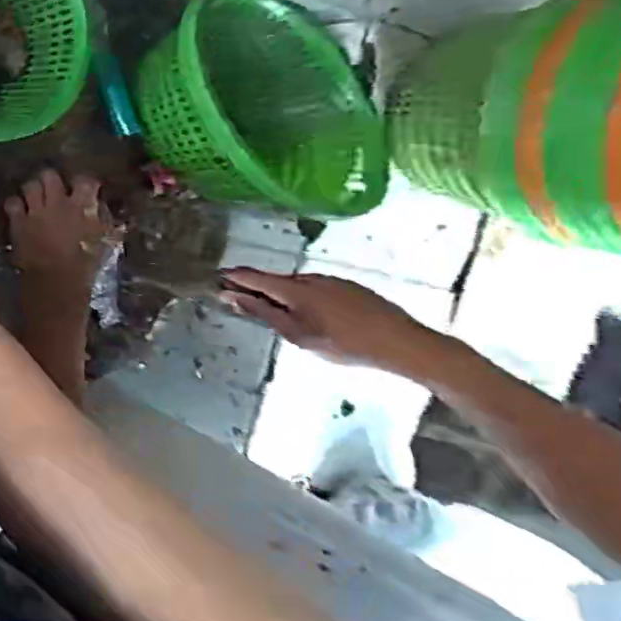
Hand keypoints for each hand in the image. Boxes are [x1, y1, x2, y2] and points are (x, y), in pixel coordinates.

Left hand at [5, 170, 118, 276]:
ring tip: (35, 197)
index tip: (84, 187)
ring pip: (29, 185)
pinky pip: (12, 202)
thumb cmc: (84, 264)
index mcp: (81, 207)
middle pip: (50, 176)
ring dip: (32, 189)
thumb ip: (104, 223)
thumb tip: (102, 210)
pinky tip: (18, 210)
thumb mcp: (103, 242)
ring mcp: (35, 211)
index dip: (84, 181)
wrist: (55, 279)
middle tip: (52, 188)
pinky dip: (14, 204)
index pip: (84, 181)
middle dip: (50, 179)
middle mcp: (56, 203)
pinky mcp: (18, 221)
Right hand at [219, 269, 454, 378]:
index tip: (214, 278)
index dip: (231, 276)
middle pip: (273, 280)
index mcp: (293, 288)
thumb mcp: (298, 335)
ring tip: (278, 313)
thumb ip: (263, 314)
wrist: (407, 345)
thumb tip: (231, 295)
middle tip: (242, 301)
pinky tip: (312, 315)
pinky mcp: (349, 288)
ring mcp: (331, 281)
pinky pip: (315, 288)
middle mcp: (309, 278)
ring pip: (295, 285)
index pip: (252, 276)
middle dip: (254, 288)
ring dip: (280, 293)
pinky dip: (302, 296)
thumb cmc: (346, 344)